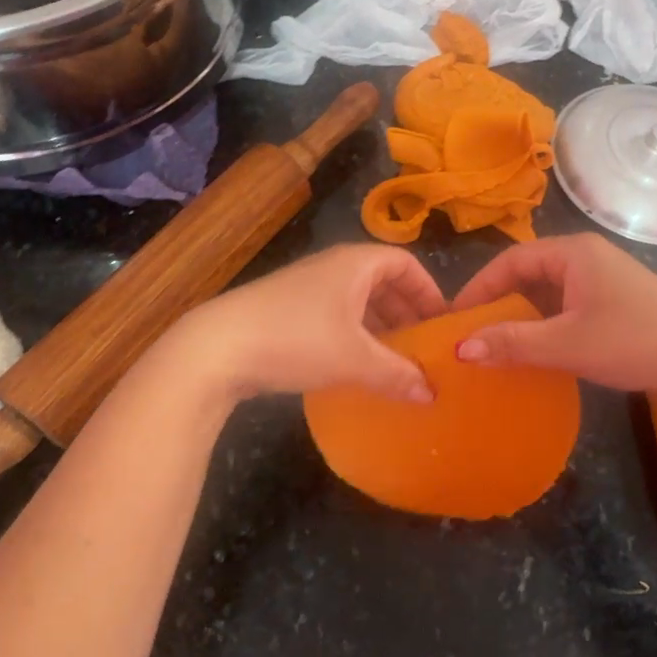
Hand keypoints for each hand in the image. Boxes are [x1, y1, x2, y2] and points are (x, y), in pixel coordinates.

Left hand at [171, 244, 445, 403]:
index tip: (441, 324)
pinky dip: (353, 337)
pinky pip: (334, 317)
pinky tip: (354, 368)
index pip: (405, 263)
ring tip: (393, 363)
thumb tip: (432, 393)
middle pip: (382, 282)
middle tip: (421, 348)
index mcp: (355, 264)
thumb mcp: (355, 360)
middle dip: (406, 313)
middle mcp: (332, 267)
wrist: (215, 349)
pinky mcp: (284, 311)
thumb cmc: (296, 340)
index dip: (429, 291)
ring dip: (379, 328)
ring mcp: (305, 288)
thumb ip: (399, 375)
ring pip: (356, 302)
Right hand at [451, 233, 656, 394]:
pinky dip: (547, 324)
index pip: (510, 260)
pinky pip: (568, 305)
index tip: (455, 320)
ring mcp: (605, 278)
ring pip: (548, 292)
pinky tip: (538, 351)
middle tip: (473, 335)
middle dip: (498, 303)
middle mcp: (588, 256)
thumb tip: (459, 348)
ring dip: (523, 317)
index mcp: (573, 252)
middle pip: (528, 273)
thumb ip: (511, 344)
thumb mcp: (566, 344)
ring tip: (498, 346)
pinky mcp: (617, 301)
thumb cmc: (632, 342)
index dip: (478, 288)